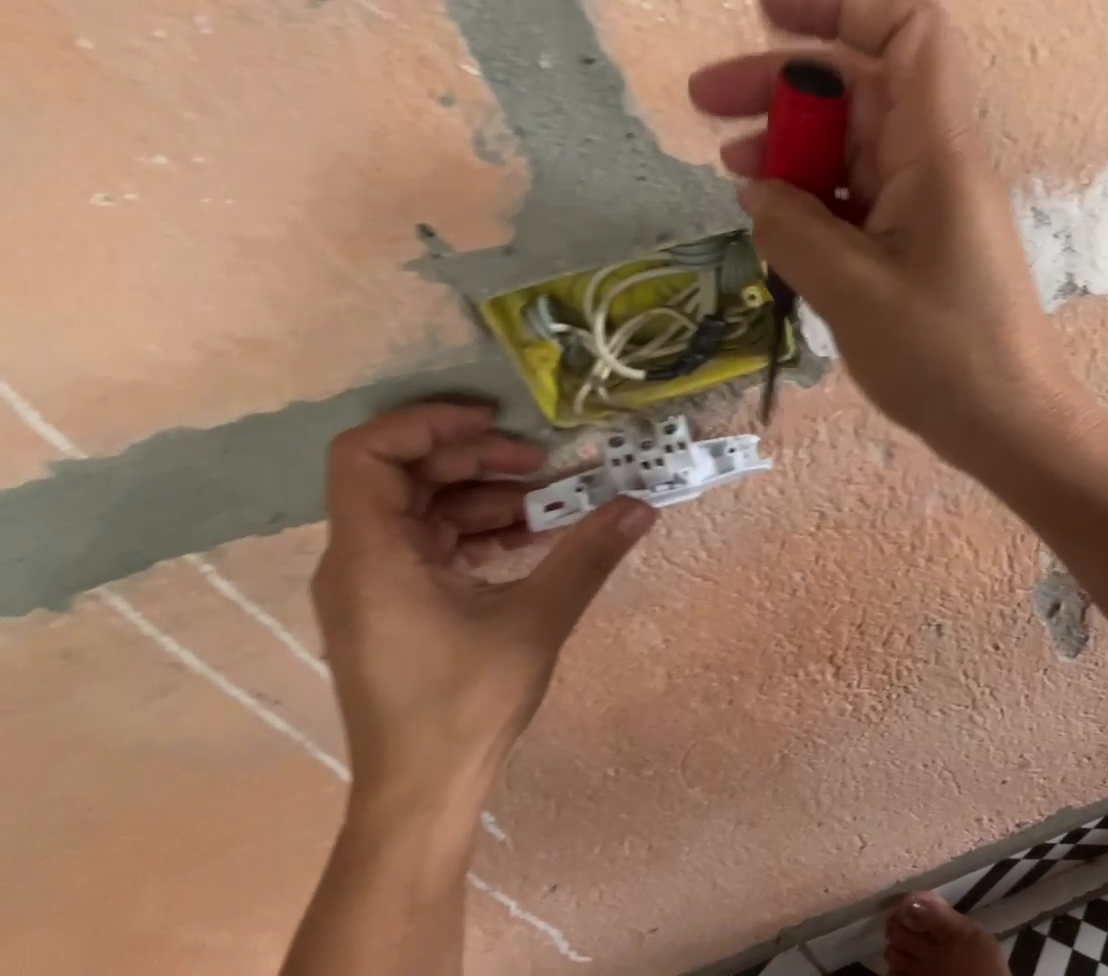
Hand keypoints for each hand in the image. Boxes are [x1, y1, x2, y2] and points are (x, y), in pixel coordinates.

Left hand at [312, 403, 655, 813]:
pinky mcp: (394, 607)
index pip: (366, 454)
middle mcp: (358, 561)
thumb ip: (588, 555)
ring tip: (551, 504)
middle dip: (475, 459)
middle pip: (402, 476)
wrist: (422, 791)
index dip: (427, 423)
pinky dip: (479, 532)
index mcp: (371, 556)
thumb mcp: (537, 621)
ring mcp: (374, 585)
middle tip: (543, 463)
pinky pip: (431, 545)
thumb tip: (642, 506)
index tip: (497, 422)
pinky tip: (532, 541)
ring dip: (485, 497)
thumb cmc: (465, 704)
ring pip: (421, 511)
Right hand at [688, 0, 1097, 465]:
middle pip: (861, 87)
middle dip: (782, 85)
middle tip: (706, 107)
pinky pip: (864, 197)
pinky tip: (775, 221)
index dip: (841, 3)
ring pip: (856, 145)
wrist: (1011, 426)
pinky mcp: (924, 246)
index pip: (907, 34)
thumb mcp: (851, 292)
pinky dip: (817, 198)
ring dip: (793, 146)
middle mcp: (937, 166)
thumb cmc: (945, 360)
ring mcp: (932, 207)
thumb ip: (793, 228)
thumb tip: (759, 191)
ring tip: (732, 171)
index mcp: (935, 155)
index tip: (768, 18)